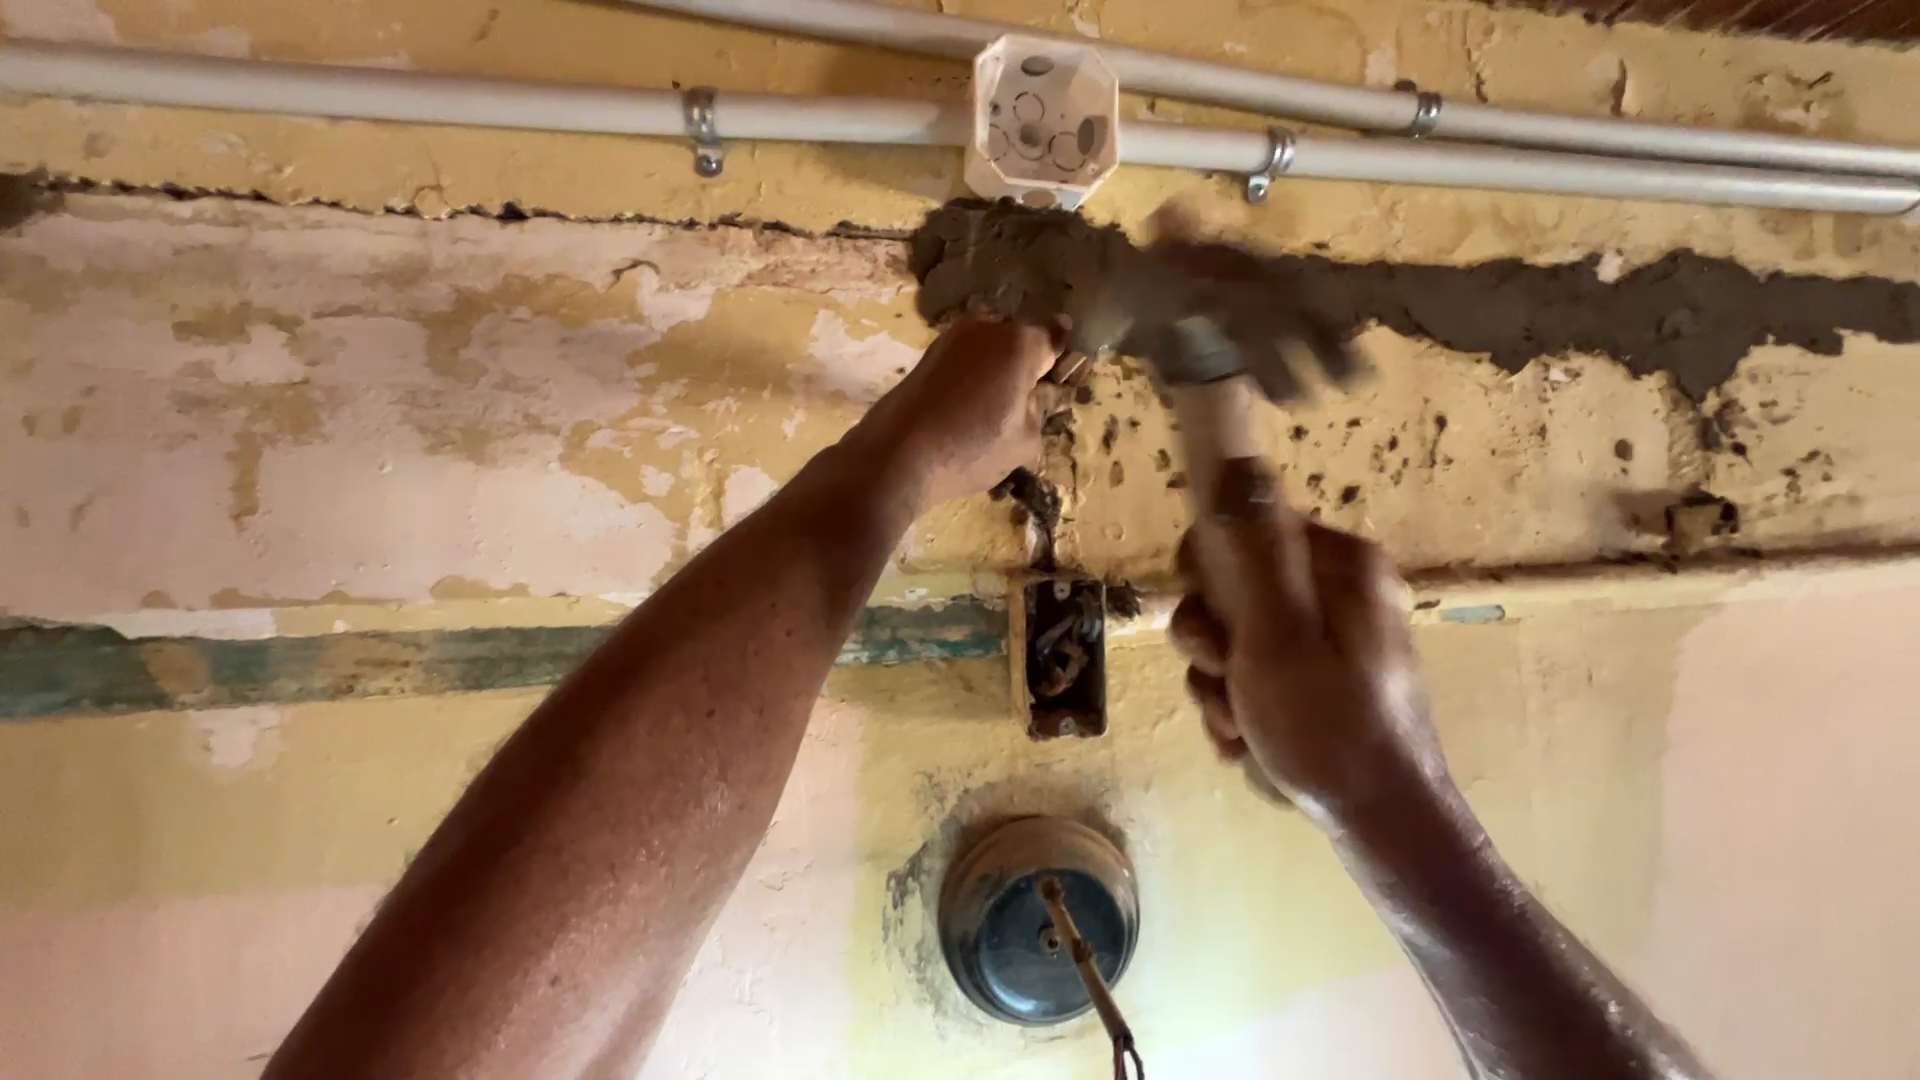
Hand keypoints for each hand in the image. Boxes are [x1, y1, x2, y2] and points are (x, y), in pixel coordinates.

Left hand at [846, 317, 1065, 508]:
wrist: (895, 455)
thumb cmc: (970, 449)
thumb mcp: (1024, 439)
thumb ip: (1043, 408)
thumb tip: (1050, 392)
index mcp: (1019, 341)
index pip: (1058, 335)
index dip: (1064, 361)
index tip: (1061, 386)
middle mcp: (987, 326)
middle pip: (1022, 339)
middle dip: (1029, 365)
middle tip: (1028, 406)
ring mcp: (953, 337)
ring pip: (992, 348)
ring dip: (1000, 371)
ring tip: (995, 413)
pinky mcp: (929, 354)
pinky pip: (967, 358)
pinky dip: (975, 376)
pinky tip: (968, 409)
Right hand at [1169, 460, 1447, 825]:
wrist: (1380, 825)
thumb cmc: (1330, 727)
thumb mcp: (1279, 637)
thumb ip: (1252, 554)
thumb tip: (1238, 465)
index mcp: (1338, 565)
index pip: (1242, 527)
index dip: (1205, 570)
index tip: (1203, 616)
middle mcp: (1331, 591)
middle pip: (1227, 587)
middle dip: (1210, 643)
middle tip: (1224, 677)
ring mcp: (1320, 639)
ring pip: (1228, 639)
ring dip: (1217, 685)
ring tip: (1242, 726)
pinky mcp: (1311, 678)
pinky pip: (1245, 675)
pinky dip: (1236, 708)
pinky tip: (1249, 741)